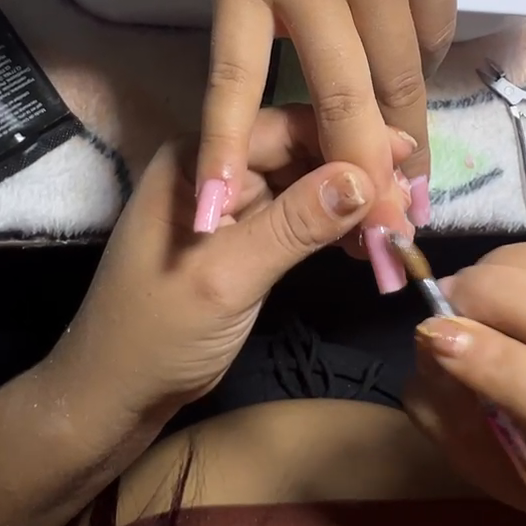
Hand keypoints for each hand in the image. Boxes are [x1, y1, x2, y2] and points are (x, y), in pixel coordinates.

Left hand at [46, 107, 412, 423]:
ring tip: (401, 221)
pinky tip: (369, 240)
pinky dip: (334, 227)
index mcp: (197, 158)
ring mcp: (230, 201)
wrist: (113, 397)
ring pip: (306, 185)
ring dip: (351, 202)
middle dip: (356, 173)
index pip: (283, 128)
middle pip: (300, 152)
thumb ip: (295, 224)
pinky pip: (299, 216)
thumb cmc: (156, 332)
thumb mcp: (227, 275)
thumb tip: (365, 178)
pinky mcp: (245, 234)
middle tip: (412, 197)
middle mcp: (214, 166)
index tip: (405, 159)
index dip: (346, 140)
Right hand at [143, 0, 525, 278]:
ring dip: (351, 165)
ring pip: (335, 92)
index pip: (438, 23)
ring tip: (362, 230)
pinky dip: (224, 140)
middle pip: (398, 76)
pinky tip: (217, 202)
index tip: (412, 91)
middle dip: (406, 146)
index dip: (429, 63)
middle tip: (409, 211)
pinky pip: (232, 75)